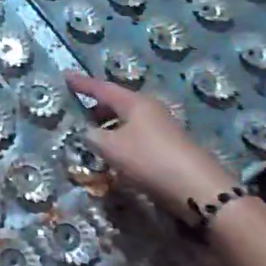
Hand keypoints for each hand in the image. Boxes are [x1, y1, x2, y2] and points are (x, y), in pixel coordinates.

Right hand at [65, 70, 237, 223]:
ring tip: (92, 131)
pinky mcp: (170, 146)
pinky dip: (122, 136)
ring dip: (109, 122)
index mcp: (134, 102)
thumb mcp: (109, 147)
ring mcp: (163, 127)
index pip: (101, 87)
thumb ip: (92, 136)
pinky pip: (137, 133)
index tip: (65, 75)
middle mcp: (150, 109)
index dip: (82, 83)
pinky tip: (115, 149)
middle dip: (97, 103)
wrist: (200, 190)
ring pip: (128, 118)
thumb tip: (88, 132)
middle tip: (78, 105)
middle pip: (118, 101)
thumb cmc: (149, 160)